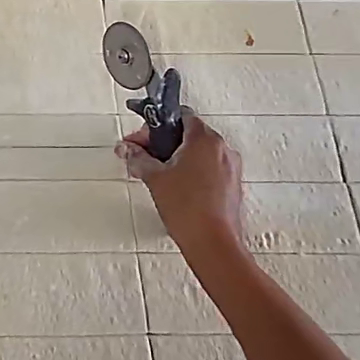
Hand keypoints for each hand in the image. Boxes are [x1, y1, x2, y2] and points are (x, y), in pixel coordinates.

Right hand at [117, 114, 245, 254]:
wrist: (212, 244)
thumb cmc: (189, 210)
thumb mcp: (155, 178)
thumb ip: (138, 158)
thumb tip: (128, 150)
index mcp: (204, 139)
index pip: (180, 116)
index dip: (156, 126)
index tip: (142, 138)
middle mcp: (222, 149)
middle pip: (188, 134)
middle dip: (163, 143)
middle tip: (143, 156)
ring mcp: (230, 168)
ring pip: (199, 153)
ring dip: (177, 158)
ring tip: (157, 175)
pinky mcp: (231, 186)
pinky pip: (209, 170)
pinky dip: (192, 173)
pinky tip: (176, 188)